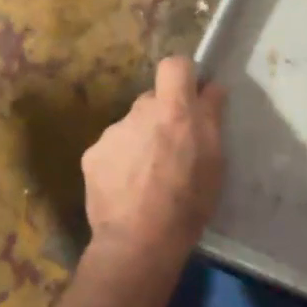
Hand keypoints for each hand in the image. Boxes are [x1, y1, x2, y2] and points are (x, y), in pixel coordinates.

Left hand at [81, 57, 226, 260]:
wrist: (139, 241)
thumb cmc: (188, 201)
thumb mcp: (215, 160)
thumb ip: (211, 117)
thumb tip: (212, 87)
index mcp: (174, 110)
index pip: (175, 65)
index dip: (184, 75)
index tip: (191, 95)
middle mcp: (139, 112)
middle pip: (152, 100)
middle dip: (163, 117)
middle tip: (173, 150)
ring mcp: (112, 133)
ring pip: (131, 127)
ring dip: (141, 141)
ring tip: (149, 177)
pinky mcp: (92, 155)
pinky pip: (112, 149)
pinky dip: (121, 162)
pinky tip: (128, 188)